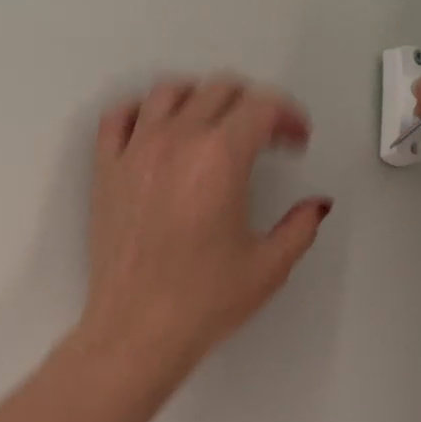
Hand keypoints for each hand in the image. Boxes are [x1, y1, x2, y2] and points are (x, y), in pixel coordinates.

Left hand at [81, 77, 331, 366]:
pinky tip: (157, 129)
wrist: (138, 331)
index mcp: (220, 159)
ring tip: (215, 123)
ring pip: (169, 92)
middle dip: (252, 106)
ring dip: (200, 97)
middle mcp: (175, 143)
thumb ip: (300, 227)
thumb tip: (314, 208)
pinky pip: (119, 118)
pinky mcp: (106, 173)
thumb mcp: (268, 267)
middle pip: (219, 90)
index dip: (288, 117)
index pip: (262, 107)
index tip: (295, 139)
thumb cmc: (200, 304)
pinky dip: (143, 111)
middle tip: (266, 136)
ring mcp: (135, 153)